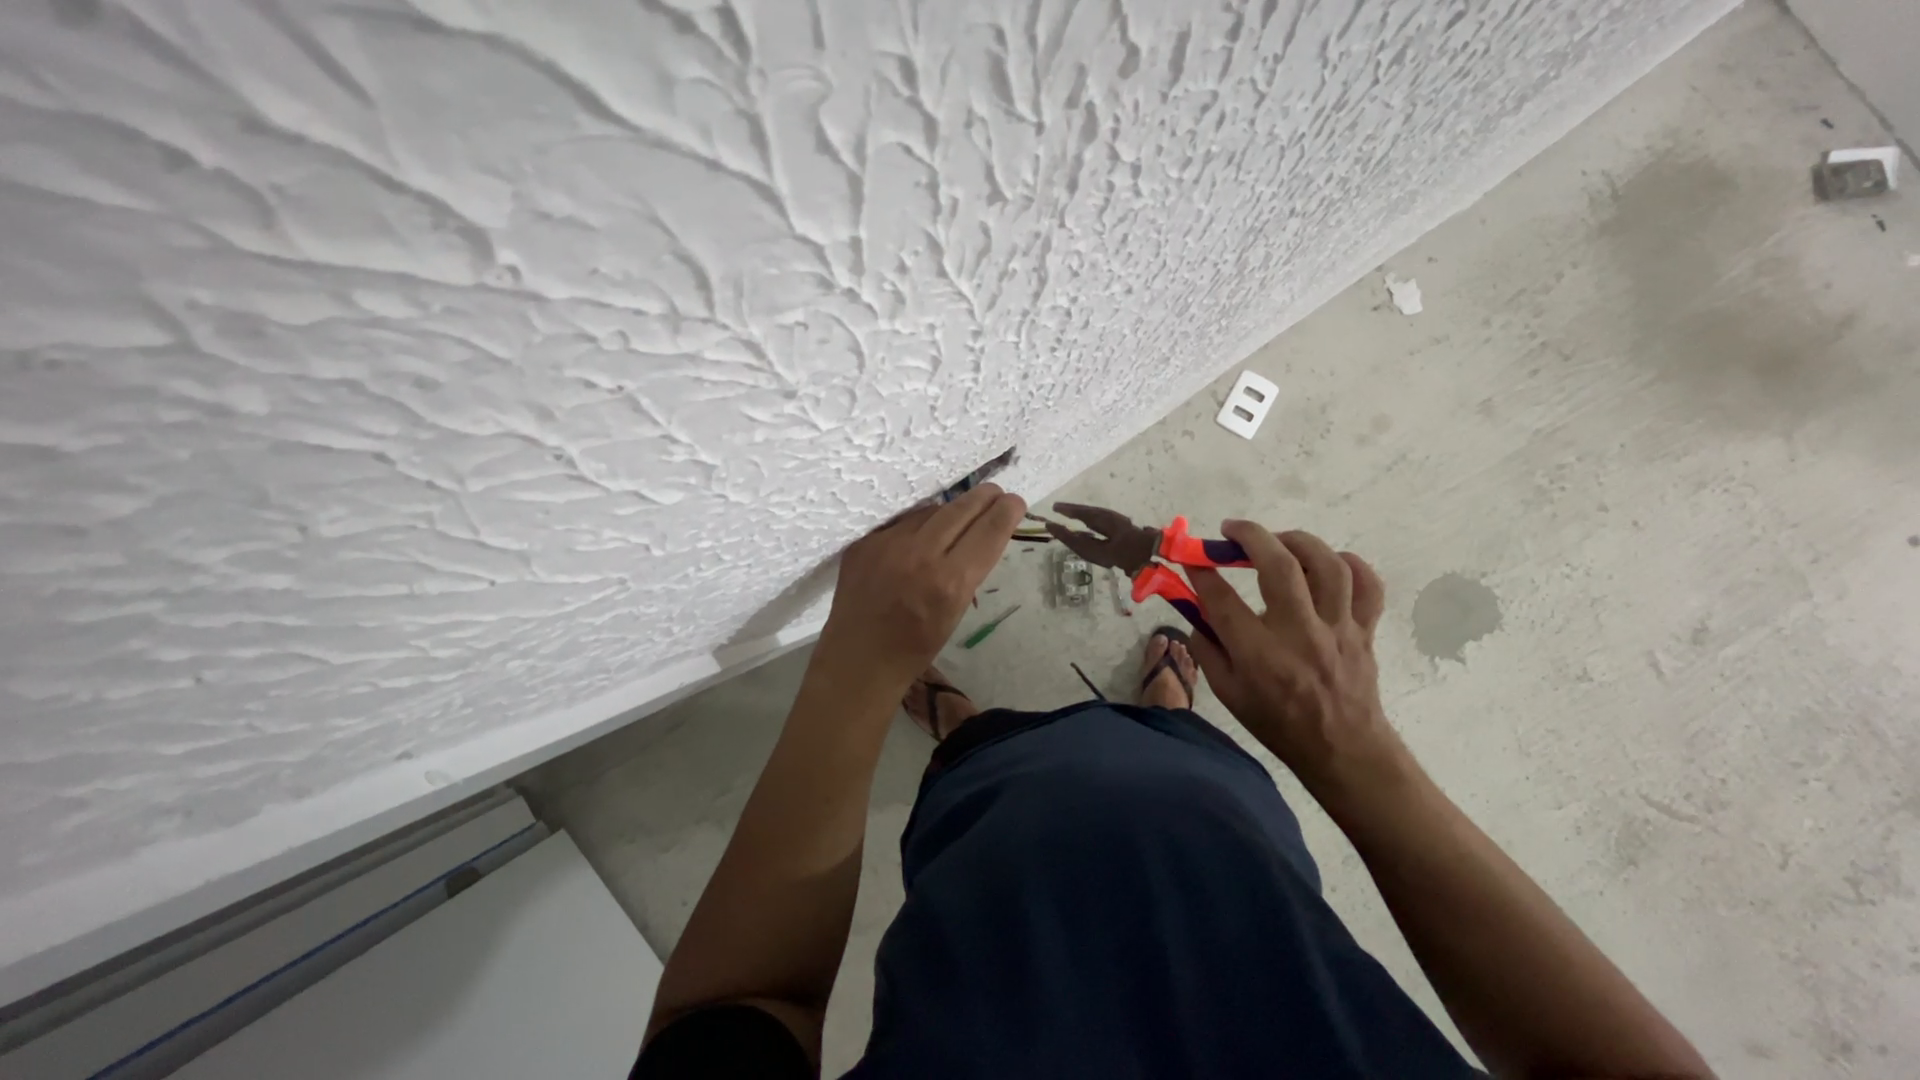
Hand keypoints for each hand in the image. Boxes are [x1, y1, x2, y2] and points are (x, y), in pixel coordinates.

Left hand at [817, 483, 1026, 687]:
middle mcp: (920, 556)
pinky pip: (901, 522)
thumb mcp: (955, 612)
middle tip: (996, 493)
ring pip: (930, 511)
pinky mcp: (864, 543)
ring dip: (949, 512)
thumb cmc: (915, 647)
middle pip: (962, 509)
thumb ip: (969, 571)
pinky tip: (920, 537)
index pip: (988, 531)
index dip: (1007, 511)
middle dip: (984, 498)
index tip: (1015, 502)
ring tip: (958, 518)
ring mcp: (887, 545)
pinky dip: (917, 526)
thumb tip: (981, 533)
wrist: (859, 661)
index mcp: (950, 581)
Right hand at [1186, 522, 1407, 794]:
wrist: (1343, 749)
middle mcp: (1299, 634)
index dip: (1201, 571)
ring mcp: (1338, 629)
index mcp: (1259, 655)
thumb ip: (1208, 648)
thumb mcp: (1228, 694)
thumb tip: (1196, 608)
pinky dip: (1349, 564)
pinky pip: (1367, 585)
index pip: (1222, 599)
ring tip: (1277, 541)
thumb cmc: (1277, 723)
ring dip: (1297, 541)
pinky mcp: (1365, 630)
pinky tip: (1326, 563)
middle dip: (1250, 537)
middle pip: (1278, 566)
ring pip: (1327, 565)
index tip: (1191, 556)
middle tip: (1231, 530)